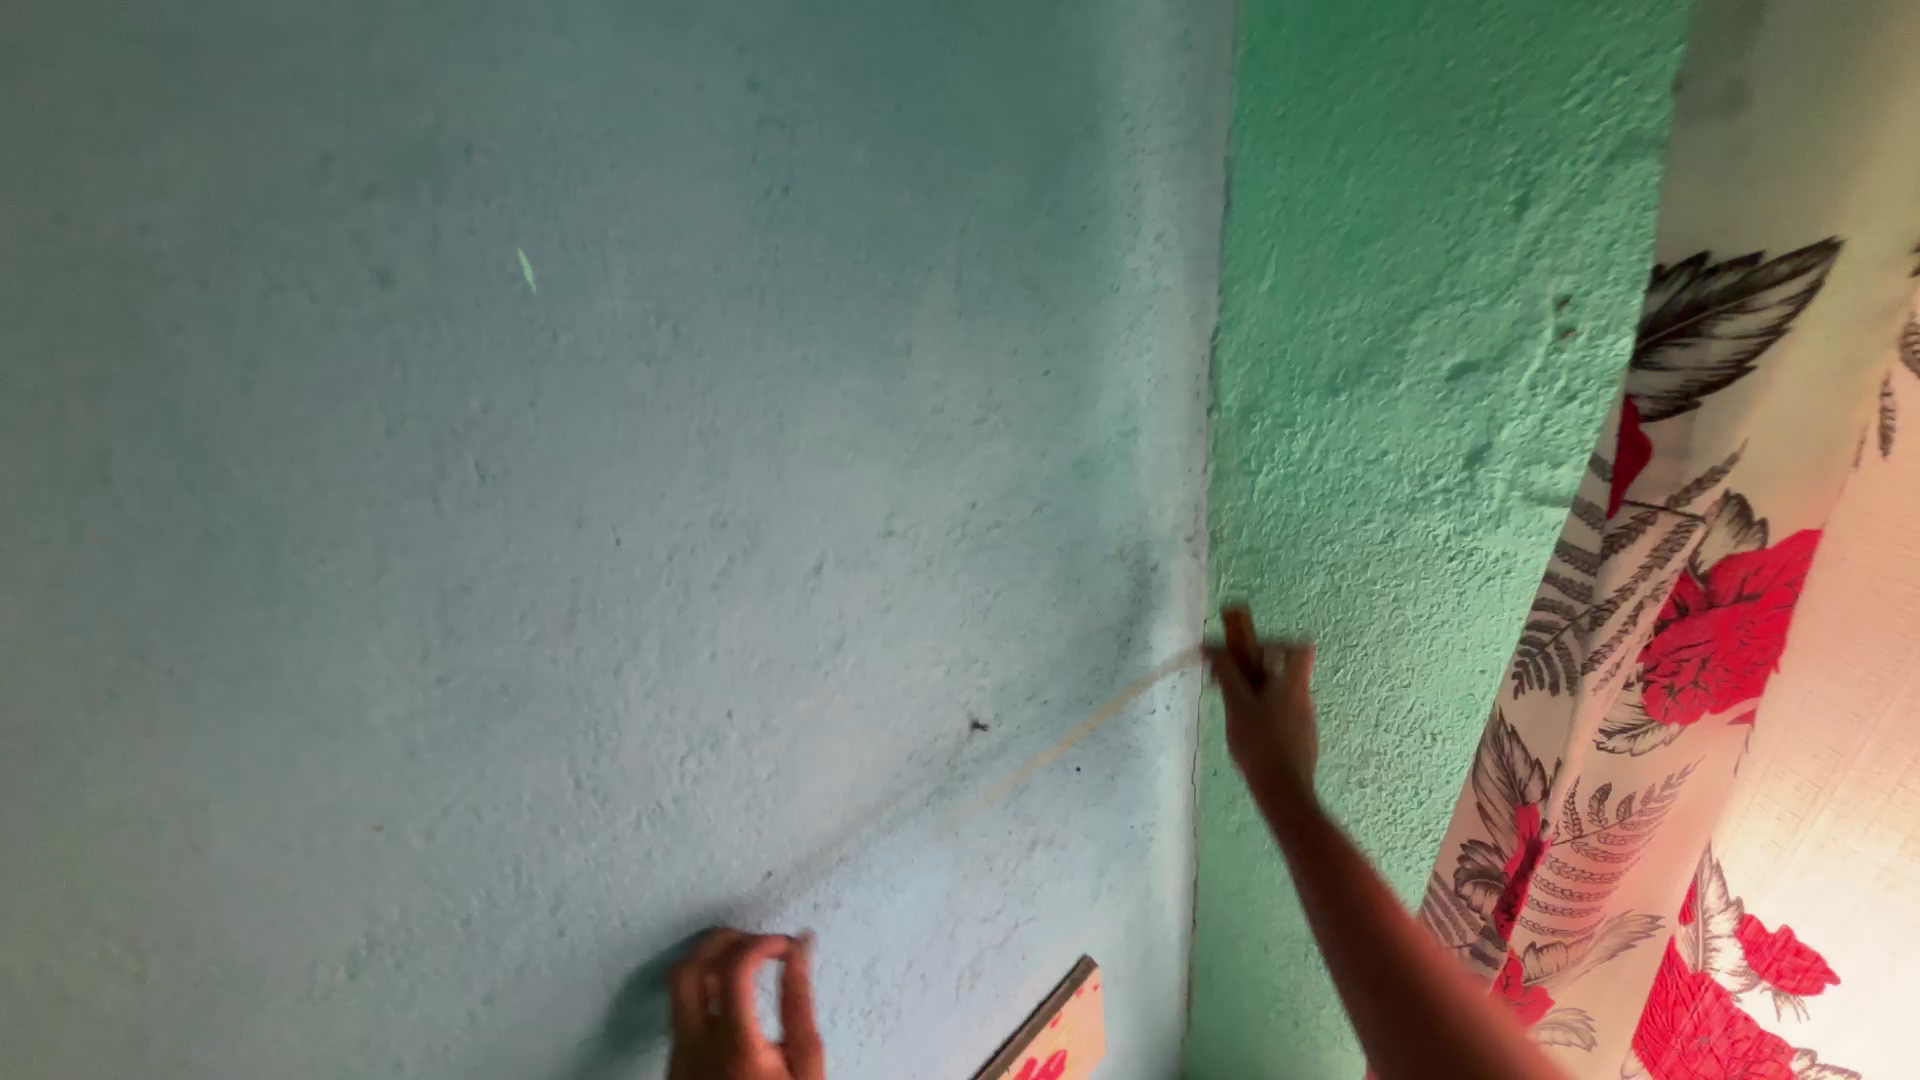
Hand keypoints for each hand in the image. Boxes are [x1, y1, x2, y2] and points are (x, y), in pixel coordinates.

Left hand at [668, 928, 824, 1079]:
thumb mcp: (807, 1062)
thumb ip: (800, 999)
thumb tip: (801, 944)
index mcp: (736, 1047)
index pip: (734, 969)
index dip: (762, 942)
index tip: (785, 946)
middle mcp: (696, 1050)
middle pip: (689, 970)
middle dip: (724, 940)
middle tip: (757, 941)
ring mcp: (678, 1059)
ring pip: (677, 987)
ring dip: (710, 959)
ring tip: (745, 961)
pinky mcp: (673, 1066)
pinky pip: (680, 1010)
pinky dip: (705, 985)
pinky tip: (732, 991)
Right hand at [1205, 634, 1318, 799]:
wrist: (1283, 790)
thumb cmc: (1259, 742)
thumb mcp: (1236, 703)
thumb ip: (1226, 672)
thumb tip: (1213, 646)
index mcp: (1294, 683)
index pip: (1299, 647)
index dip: (1274, 642)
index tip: (1248, 652)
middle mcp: (1304, 698)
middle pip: (1284, 670)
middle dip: (1254, 671)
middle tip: (1229, 684)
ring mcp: (1306, 720)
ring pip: (1281, 694)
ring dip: (1256, 693)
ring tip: (1232, 711)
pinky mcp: (1302, 740)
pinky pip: (1282, 714)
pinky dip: (1263, 714)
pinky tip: (1246, 733)